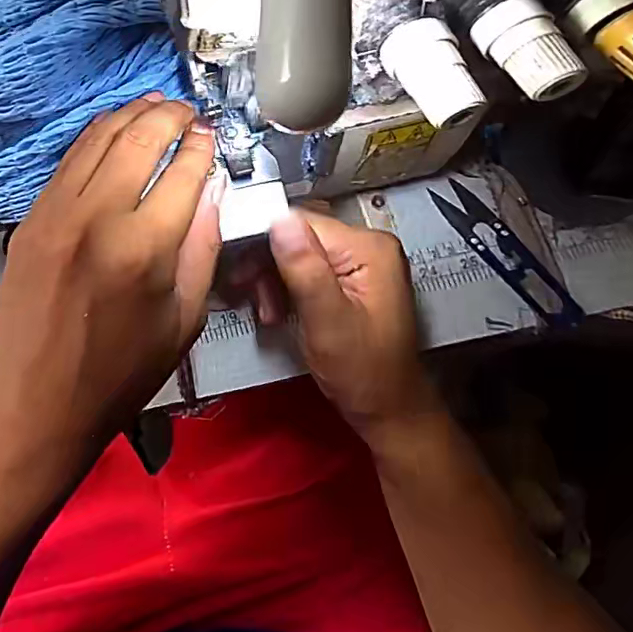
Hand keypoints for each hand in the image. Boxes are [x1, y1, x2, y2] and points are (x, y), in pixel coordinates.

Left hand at [0, 95, 223, 486]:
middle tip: (188, 111)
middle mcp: (97, 218)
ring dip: (131, 115)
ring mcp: (57, 213)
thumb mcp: (183, 320)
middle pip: (140, 141)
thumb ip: (202, 247)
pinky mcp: (32, 217)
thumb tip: (210, 191)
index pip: (183, 174)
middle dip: (170, 117)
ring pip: (99, 140)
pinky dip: (96, 136)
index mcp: (144, 250)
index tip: (211, 136)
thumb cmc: (120, 373)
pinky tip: (113, 128)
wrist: (37, 400)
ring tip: (156, 104)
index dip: (201, 149)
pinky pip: (69, 161)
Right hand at [267, 210, 442, 440]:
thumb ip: (305, 269)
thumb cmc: (366, 374)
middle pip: (296, 237)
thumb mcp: (328, 321)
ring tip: (269, 312)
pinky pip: (304, 268)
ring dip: (272, 281)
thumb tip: (278, 221)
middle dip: (267, 267)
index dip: (265, 245)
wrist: (388, 410)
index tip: (243, 273)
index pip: (300, 223)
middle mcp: (366, 246)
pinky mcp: (348, 277)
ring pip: (295, 253)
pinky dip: (285, 288)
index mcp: (368, 249)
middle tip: (252, 297)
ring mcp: (358, 262)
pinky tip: (279, 310)